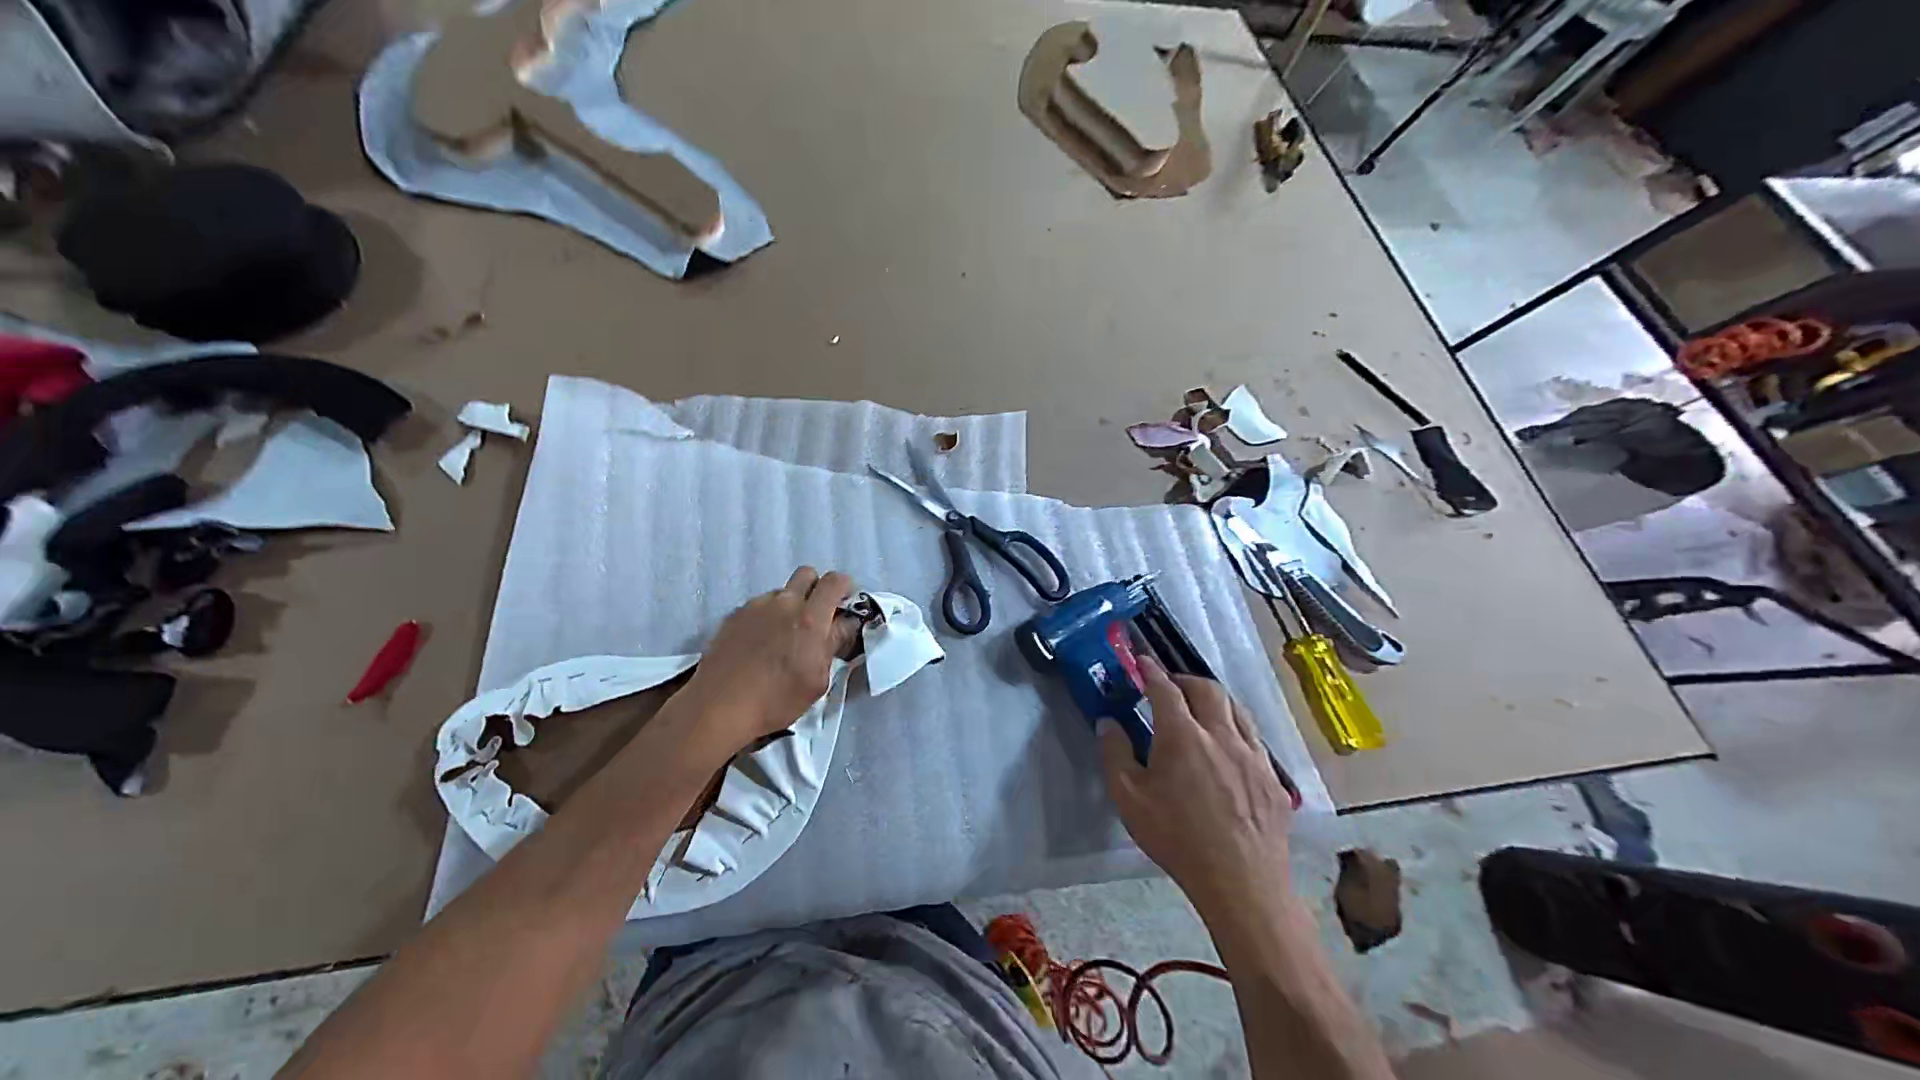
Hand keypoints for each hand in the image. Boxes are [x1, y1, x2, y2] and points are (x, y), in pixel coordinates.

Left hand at [680, 566, 857, 756]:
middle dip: (817, 588)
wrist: (718, 706)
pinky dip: (766, 617)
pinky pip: (759, 607)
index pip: (834, 581)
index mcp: (809, 619)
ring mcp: (755, 606)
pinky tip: (759, 644)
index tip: (845, 603)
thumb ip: (833, 645)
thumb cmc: (776, 700)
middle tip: (817, 617)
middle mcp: (783, 603)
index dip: (844, 587)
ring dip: (790, 606)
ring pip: (781, 593)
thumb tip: (843, 624)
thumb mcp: (817, 681)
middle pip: (807, 574)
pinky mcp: (733, 615)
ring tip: (783, 637)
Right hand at [1099, 657, 1294, 916]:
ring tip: (1202, 709)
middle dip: (1185, 680)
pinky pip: (1255, 739)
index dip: (1152, 672)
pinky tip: (1230, 748)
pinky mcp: (1273, 778)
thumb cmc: (1177, 838)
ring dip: (1215, 700)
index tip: (1142, 661)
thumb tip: (1108, 723)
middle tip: (1170, 686)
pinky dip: (1237, 730)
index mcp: (1182, 735)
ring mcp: (1253, 755)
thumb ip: (1114, 754)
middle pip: (1207, 689)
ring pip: (1237, 710)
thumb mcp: (1129, 799)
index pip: (1165, 689)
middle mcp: (1221, 734)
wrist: (1240, 882)